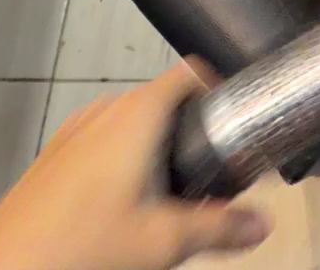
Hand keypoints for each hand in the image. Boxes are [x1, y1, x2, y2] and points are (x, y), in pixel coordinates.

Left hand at [0, 63, 271, 269]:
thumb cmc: (84, 246)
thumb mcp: (162, 243)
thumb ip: (219, 228)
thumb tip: (264, 223)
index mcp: (138, 111)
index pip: (191, 72)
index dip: (219, 89)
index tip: (238, 122)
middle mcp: (108, 108)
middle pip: (165, 100)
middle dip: (191, 130)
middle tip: (212, 174)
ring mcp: (76, 128)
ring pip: (133, 123)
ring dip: (157, 148)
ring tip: (171, 198)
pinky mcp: (56, 154)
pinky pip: (105, 140)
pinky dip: (126, 160)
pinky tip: (123, 209)